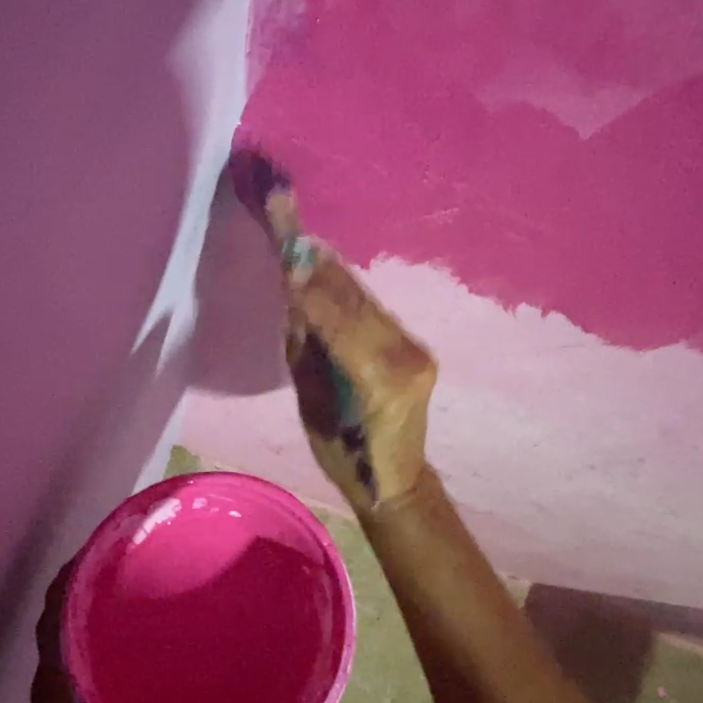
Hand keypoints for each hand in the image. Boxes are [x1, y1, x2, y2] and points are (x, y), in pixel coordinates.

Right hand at [285, 246, 436, 511]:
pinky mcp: (416, 346)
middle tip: (291, 224)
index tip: (286, 248)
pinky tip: (328, 270)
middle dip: (320, 266)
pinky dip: (348, 290)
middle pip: (355, 301)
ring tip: (303, 240)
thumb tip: (295, 300)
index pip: (338, 320)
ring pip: (366, 302)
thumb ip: (307, 351)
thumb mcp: (312, 408)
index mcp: (380, 381)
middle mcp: (406, 357)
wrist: (396, 479)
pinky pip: (375, 312)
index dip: (310, 284)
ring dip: (333, 272)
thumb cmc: (346, 456)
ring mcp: (416, 349)